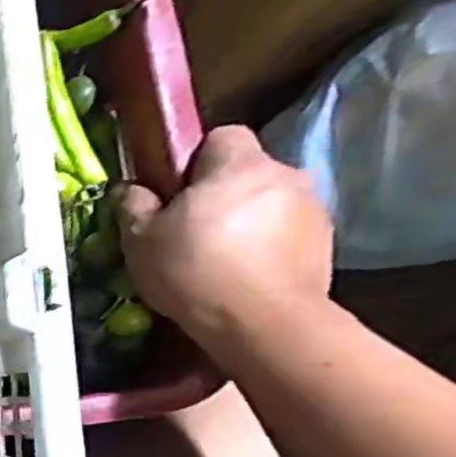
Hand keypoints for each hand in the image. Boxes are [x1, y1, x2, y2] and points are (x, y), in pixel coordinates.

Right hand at [117, 126, 332, 348]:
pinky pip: (284, 228)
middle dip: (219, 191)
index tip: (173, 188)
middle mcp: (284, 175)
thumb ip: (133, 205)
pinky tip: (240, 269)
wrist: (261, 321)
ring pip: (266, 199)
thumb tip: (131, 188)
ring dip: (243, 217)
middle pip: (245, 170)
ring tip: (215, 253)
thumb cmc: (192, 270)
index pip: (222, 135)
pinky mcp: (324, 239)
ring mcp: (311, 206)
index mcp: (238, 167)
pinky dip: (264, 241)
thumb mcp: (140, 239)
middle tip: (186, 227)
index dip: (194, 157)